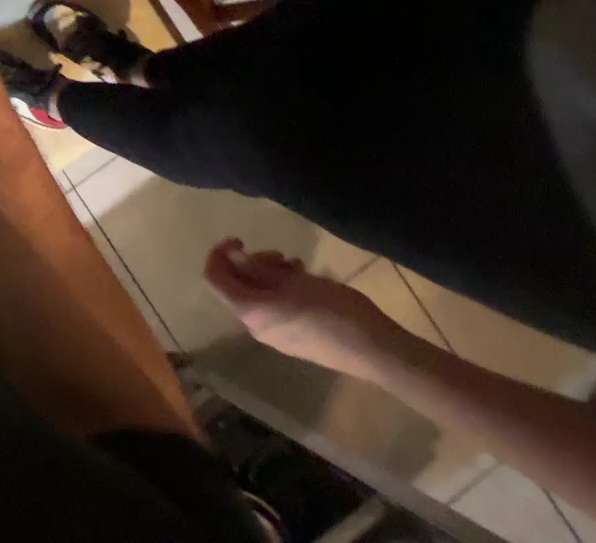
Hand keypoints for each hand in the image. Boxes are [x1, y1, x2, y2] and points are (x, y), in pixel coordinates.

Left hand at [204, 239, 412, 380]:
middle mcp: (254, 327)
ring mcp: (275, 338)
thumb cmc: (335, 310)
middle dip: (253, 264)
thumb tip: (234, 259)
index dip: (220, 254)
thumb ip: (258, 269)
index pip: (215, 277)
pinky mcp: (296, 342)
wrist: (381, 354)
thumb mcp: (295, 281)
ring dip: (271, 277)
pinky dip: (283, 292)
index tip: (241, 240)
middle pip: (238, 287)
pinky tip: (308, 283)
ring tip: (298, 266)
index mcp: (248, 310)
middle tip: (280, 255)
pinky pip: (277, 311)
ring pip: (260, 298)